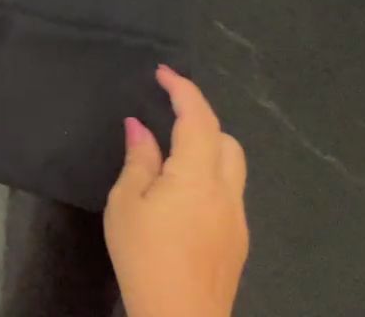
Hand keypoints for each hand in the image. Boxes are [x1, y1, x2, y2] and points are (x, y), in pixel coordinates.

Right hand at [105, 65, 249, 316]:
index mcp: (198, 178)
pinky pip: (227, 191)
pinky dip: (206, 173)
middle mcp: (227, 193)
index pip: (199, 121)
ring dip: (206, 146)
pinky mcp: (236, 239)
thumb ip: (139, 160)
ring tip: (169, 147)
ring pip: (232, 167)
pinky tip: (176, 188)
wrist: (180, 315)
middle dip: (200, 118)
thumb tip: (140, 127)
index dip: (184, 91)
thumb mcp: (127, 201)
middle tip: (165, 110)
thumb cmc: (144, 253)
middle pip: (227, 142)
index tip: (162, 72)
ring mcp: (237, 219)